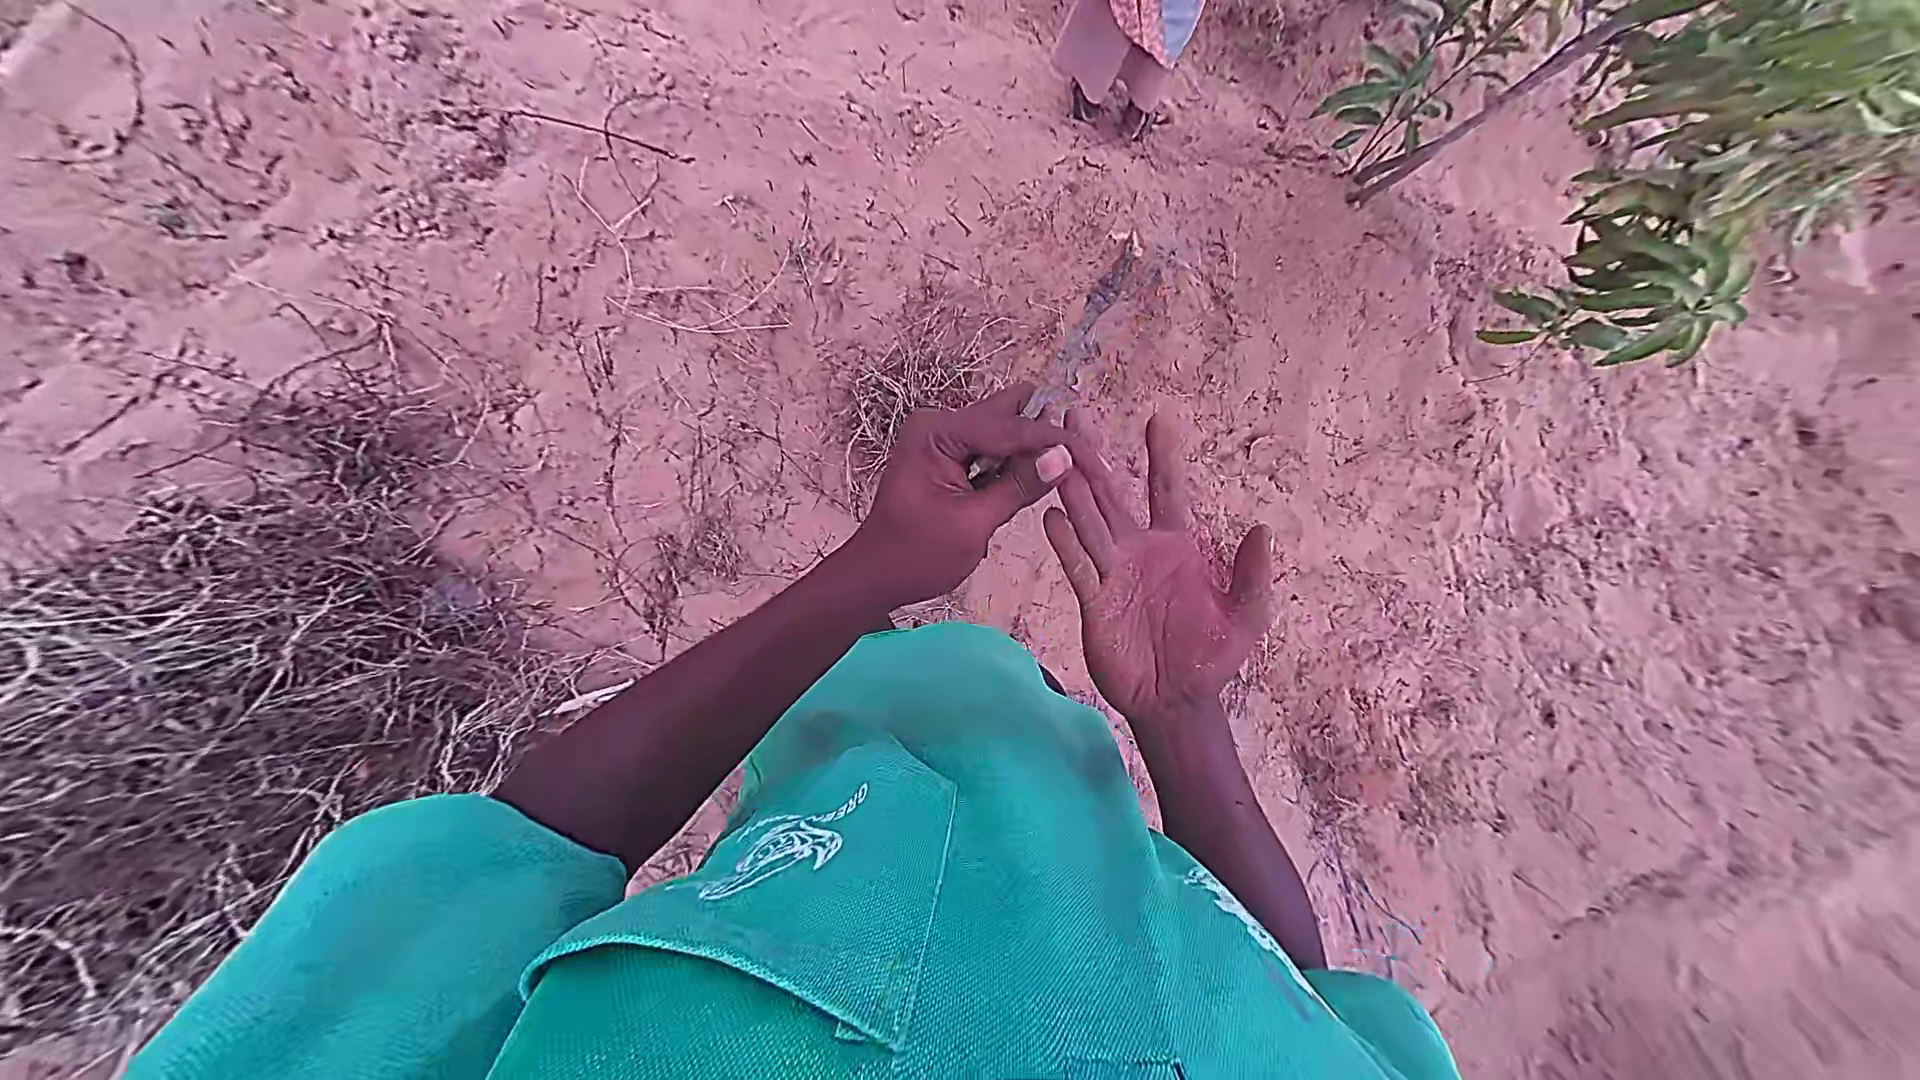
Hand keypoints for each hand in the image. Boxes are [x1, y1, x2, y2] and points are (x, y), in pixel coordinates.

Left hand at [841, 384, 1073, 607]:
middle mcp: (939, 424)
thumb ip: (1018, 487)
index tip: (1095, 457)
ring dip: (1034, 449)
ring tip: (1072, 466)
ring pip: (1003, 431)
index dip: (1056, 442)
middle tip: (1087, 457)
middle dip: (1048, 435)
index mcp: (937, 433)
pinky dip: (1015, 463)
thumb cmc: (916, 555)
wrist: (875, 575)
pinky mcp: (948, 456)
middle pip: (1009, 416)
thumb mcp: (973, 524)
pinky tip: (1041, 475)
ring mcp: (943, 439)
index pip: (1011, 428)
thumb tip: (1064, 457)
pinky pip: (991, 450)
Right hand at [1044, 411, 1273, 730]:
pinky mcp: (1095, 601)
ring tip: (1056, 458)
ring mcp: (1113, 573)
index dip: (1163, 455)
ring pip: (1090, 523)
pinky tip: (1051, 517)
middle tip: (1073, 418)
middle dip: (1095, 457)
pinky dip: (1066, 543)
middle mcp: (1139, 549)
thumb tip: (1264, 528)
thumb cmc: (1211, 657)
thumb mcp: (1246, 618)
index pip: (1167, 490)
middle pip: (1112, 494)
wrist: (1176, 700)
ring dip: (1074, 491)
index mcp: (1177, 545)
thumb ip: (1252, 575)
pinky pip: (1079, 567)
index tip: (1159, 418)